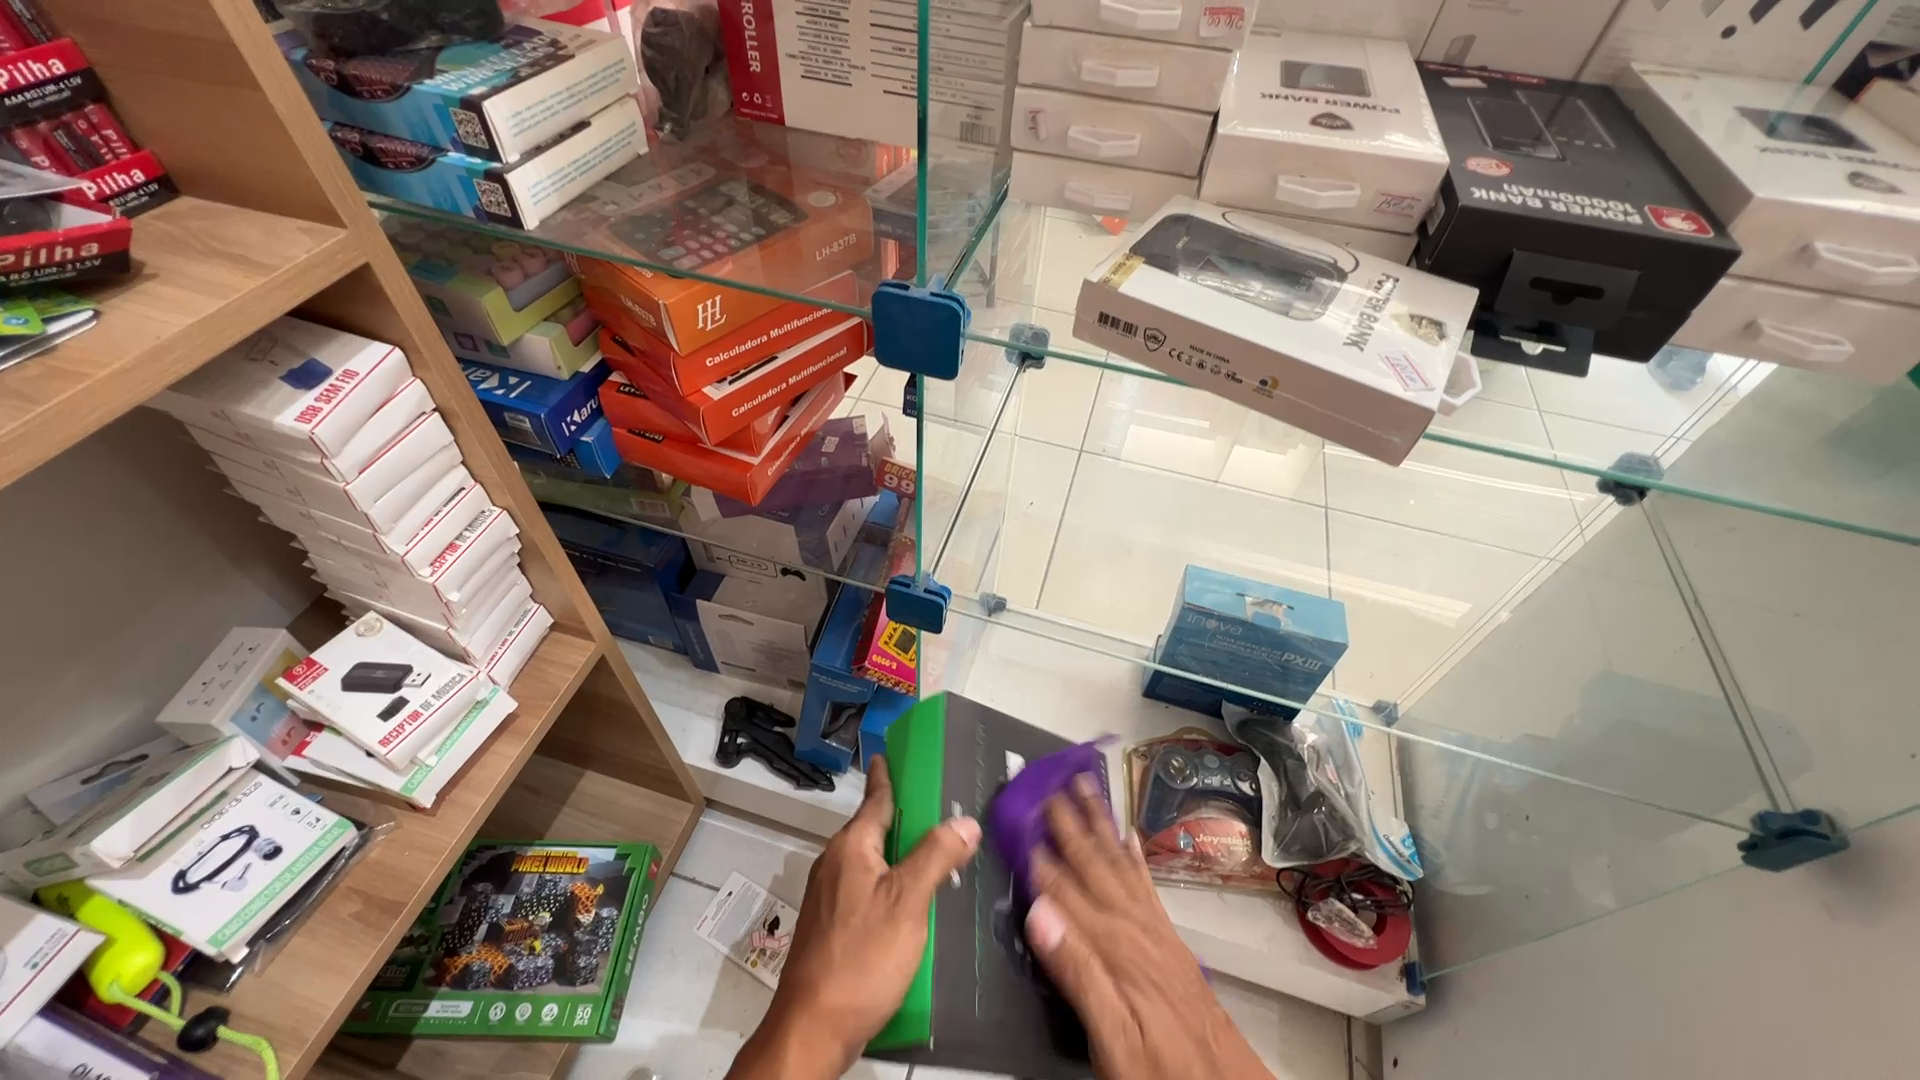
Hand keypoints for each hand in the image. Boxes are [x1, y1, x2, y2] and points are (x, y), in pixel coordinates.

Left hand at [729, 757, 980, 1079]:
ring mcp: (828, 896)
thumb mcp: (907, 902)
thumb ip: (935, 857)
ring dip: (898, 853)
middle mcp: (834, 864)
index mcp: (851, 848)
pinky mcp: (831, 925)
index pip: (875, 800)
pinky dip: (890, 882)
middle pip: (872, 829)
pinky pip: (866, 887)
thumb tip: (965, 820)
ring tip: (933, 851)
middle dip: (901, 817)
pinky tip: (911, 900)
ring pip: (870, 861)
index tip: (889, 755)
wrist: (814, 1026)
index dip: (886, 777)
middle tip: (938, 806)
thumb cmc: (862, 957)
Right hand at [1027, 777, 1273, 1079]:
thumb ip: (1076, 973)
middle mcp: (1136, 927)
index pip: (1066, 889)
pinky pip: (1147, 883)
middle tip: (1052, 785)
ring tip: (1088, 790)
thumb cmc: (1162, 1067)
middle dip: (1071, 824)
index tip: (1022, 817)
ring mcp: (1156, 929)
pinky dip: (1133, 855)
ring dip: (1101, 826)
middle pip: (1095, 865)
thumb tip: (1040, 914)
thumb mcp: (1111, 1035)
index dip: (1040, 853)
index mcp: (1114, 947)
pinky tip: (1127, 836)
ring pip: (1121, 863)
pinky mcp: (1170, 938)